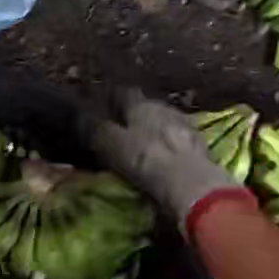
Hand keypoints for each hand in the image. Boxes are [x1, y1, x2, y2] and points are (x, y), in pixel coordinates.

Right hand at [87, 90, 249, 226]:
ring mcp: (186, 127)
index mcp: (142, 105)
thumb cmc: (146, 160)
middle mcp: (165, 109)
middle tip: (121, 129)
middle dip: (134, 117)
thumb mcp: (111, 145)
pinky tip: (163, 161)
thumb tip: (78, 116)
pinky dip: (169, 148)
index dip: (112, 99)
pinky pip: (178, 142)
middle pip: (146, 108)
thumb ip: (95, 130)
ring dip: (154, 132)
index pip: (123, 93)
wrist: (192, 184)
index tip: (102, 107)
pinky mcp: (201, 148)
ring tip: (142, 147)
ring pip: (164, 124)